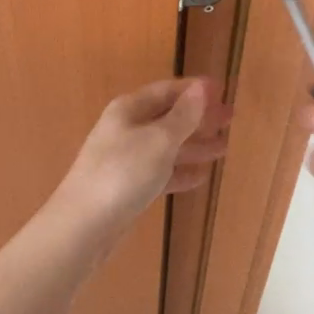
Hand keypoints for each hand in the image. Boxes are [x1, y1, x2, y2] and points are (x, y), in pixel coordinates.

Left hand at [54, 77, 230, 235]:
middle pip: (168, 117)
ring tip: (224, 147)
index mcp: (129, 109)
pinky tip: (201, 176)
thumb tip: (201, 88)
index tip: (223, 90)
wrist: (83, 225)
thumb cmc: (123, 173)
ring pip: (166, 145)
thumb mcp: (159, 140)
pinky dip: (180, 171)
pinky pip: (159, 171)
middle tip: (231, 118)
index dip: (194, 90)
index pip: (167, 90)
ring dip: (194, 145)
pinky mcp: (127, 186)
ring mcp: (125, 159)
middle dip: (199, 117)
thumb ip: (183, 116)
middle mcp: (126, 128)